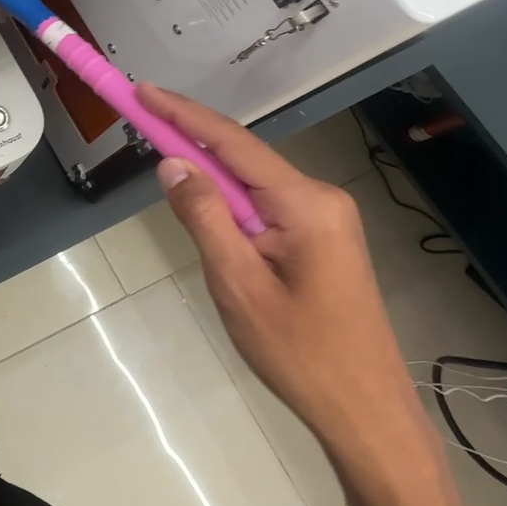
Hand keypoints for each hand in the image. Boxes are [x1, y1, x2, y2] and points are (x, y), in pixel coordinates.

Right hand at [134, 84, 409, 442]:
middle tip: (139, 121)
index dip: (181, 113)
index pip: (231, 142)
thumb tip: (172, 162)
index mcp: (305, 203)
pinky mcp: (321, 239)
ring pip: (251, 182)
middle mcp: (320, 198)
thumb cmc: (300, 353)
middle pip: (241, 156)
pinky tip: (206, 214)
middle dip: (189, 138)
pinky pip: (264, 204)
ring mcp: (325, 218)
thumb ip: (204, 216)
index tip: (140, 89)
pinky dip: (227, 200)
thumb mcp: (237, 284)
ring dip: (207, 176)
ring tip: (166, 171)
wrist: (367, 415)